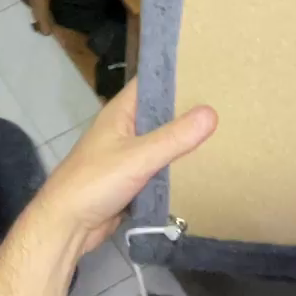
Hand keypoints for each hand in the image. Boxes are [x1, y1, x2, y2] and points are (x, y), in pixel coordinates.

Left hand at [27, 80, 217, 254]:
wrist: (67, 225)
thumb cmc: (95, 182)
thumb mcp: (138, 157)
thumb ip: (174, 138)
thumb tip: (212, 113)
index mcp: (121, 113)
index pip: (152, 83)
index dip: (178, 74)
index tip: (212, 69)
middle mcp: (124, 130)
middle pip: (161, 115)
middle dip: (189, 111)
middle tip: (228, 103)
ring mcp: (127, 157)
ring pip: (162, 145)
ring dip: (184, 143)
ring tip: (224, 133)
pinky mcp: (131, 182)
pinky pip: (159, 170)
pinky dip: (176, 170)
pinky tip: (203, 168)